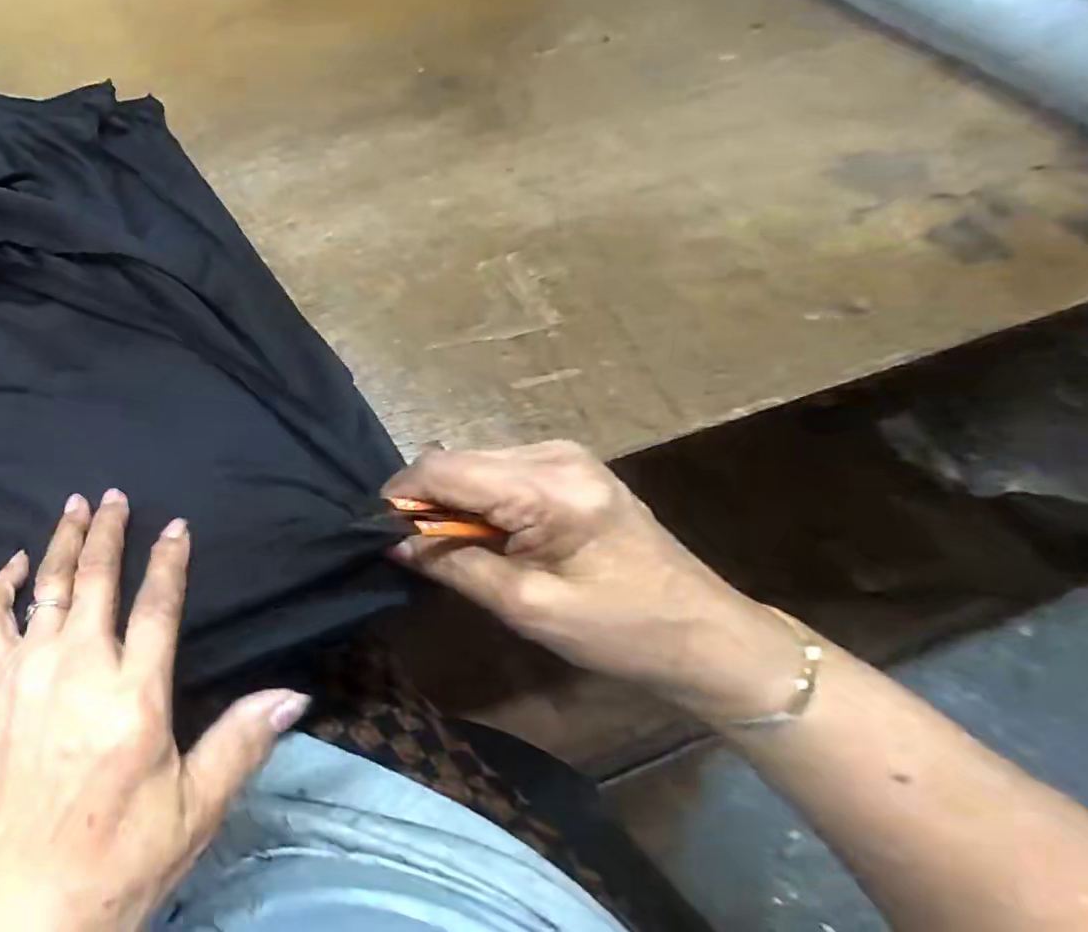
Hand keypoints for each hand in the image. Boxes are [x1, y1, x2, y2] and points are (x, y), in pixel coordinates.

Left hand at [0, 490, 311, 931]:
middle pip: (95, 579)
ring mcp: (32, 675)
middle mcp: (80, 668)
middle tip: (115, 495)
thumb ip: (241, 742)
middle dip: (107, 531)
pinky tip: (14, 565)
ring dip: (60, 542)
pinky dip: (1, 587)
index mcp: (134, 695)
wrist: (16, 908)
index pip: (157, 605)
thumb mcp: (193, 809)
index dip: (169, 559)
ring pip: (46, 588)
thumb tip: (293, 695)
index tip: (176, 525)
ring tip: (73, 506)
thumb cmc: (116, 857)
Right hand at [384, 442, 803, 723]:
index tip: (382, 532)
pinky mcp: (567, 464)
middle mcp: (552, 453)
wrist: (705, 634)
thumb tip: (395, 543)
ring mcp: (562, 453)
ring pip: (472, 462)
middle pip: (455, 459)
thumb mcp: (527, 606)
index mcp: (548, 487)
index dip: (402, 496)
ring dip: (450, 499)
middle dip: (425, 499)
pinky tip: (488, 533)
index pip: (443, 468)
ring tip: (454, 546)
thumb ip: (455, 565)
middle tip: (416, 547)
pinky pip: (497, 469)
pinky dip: (477, 497)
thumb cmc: (620, 630)